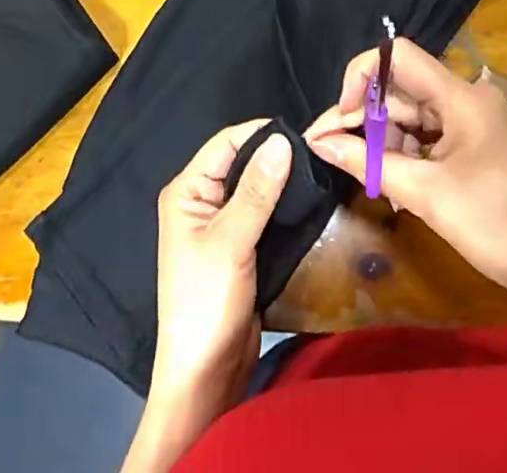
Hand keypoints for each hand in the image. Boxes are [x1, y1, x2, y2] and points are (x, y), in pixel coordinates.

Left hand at [150, 119, 291, 408]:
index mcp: (186, 191)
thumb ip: (257, 191)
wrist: (205, 373)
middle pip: (240, 162)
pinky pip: (263, 214)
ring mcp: (220, 224)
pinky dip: (283, 205)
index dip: (260, 133)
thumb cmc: (206, 303)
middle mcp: (201, 201)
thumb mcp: (232, 242)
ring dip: (282, 180)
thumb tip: (282, 141)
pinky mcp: (240, 246)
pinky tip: (309, 200)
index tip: (303, 132)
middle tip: (319, 151)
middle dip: (274, 155)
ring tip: (320, 170)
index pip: (225, 144)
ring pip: (255, 188)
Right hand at [305, 39, 506, 306]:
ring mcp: (470, 122)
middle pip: (400, 90)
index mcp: (462, 97)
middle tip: (326, 147)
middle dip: (362, 118)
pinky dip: (401, 154)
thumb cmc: (497, 226)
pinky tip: (383, 179)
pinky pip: (425, 136)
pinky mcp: (471, 144)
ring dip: (380, 141)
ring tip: (358, 173)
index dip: (362, 78)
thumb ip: (366, 162)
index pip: (398, 57)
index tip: (342, 119)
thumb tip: (317, 141)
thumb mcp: (425, 194)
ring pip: (409, 116)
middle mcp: (466, 98)